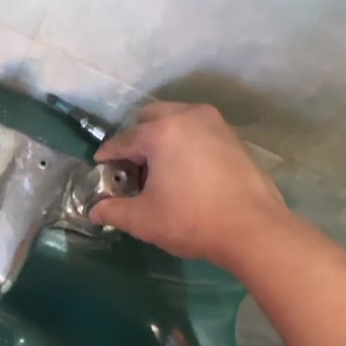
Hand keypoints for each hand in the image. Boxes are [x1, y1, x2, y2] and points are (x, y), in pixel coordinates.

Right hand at [88, 101, 295, 269]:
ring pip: (177, 121)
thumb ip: (112, 211)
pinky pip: (198, 131)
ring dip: (162, 139)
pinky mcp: (233, 137)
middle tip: (130, 167)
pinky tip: (183, 172)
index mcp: (161, 132)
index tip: (100, 168)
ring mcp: (215, 123)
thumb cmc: (189, 219)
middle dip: (136, 139)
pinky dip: (184, 143)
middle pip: (151, 118)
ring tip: (157, 170)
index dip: (107, 156)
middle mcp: (188, 116)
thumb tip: (94, 211)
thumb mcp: (142, 219)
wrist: (251, 228)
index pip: (123, 140)